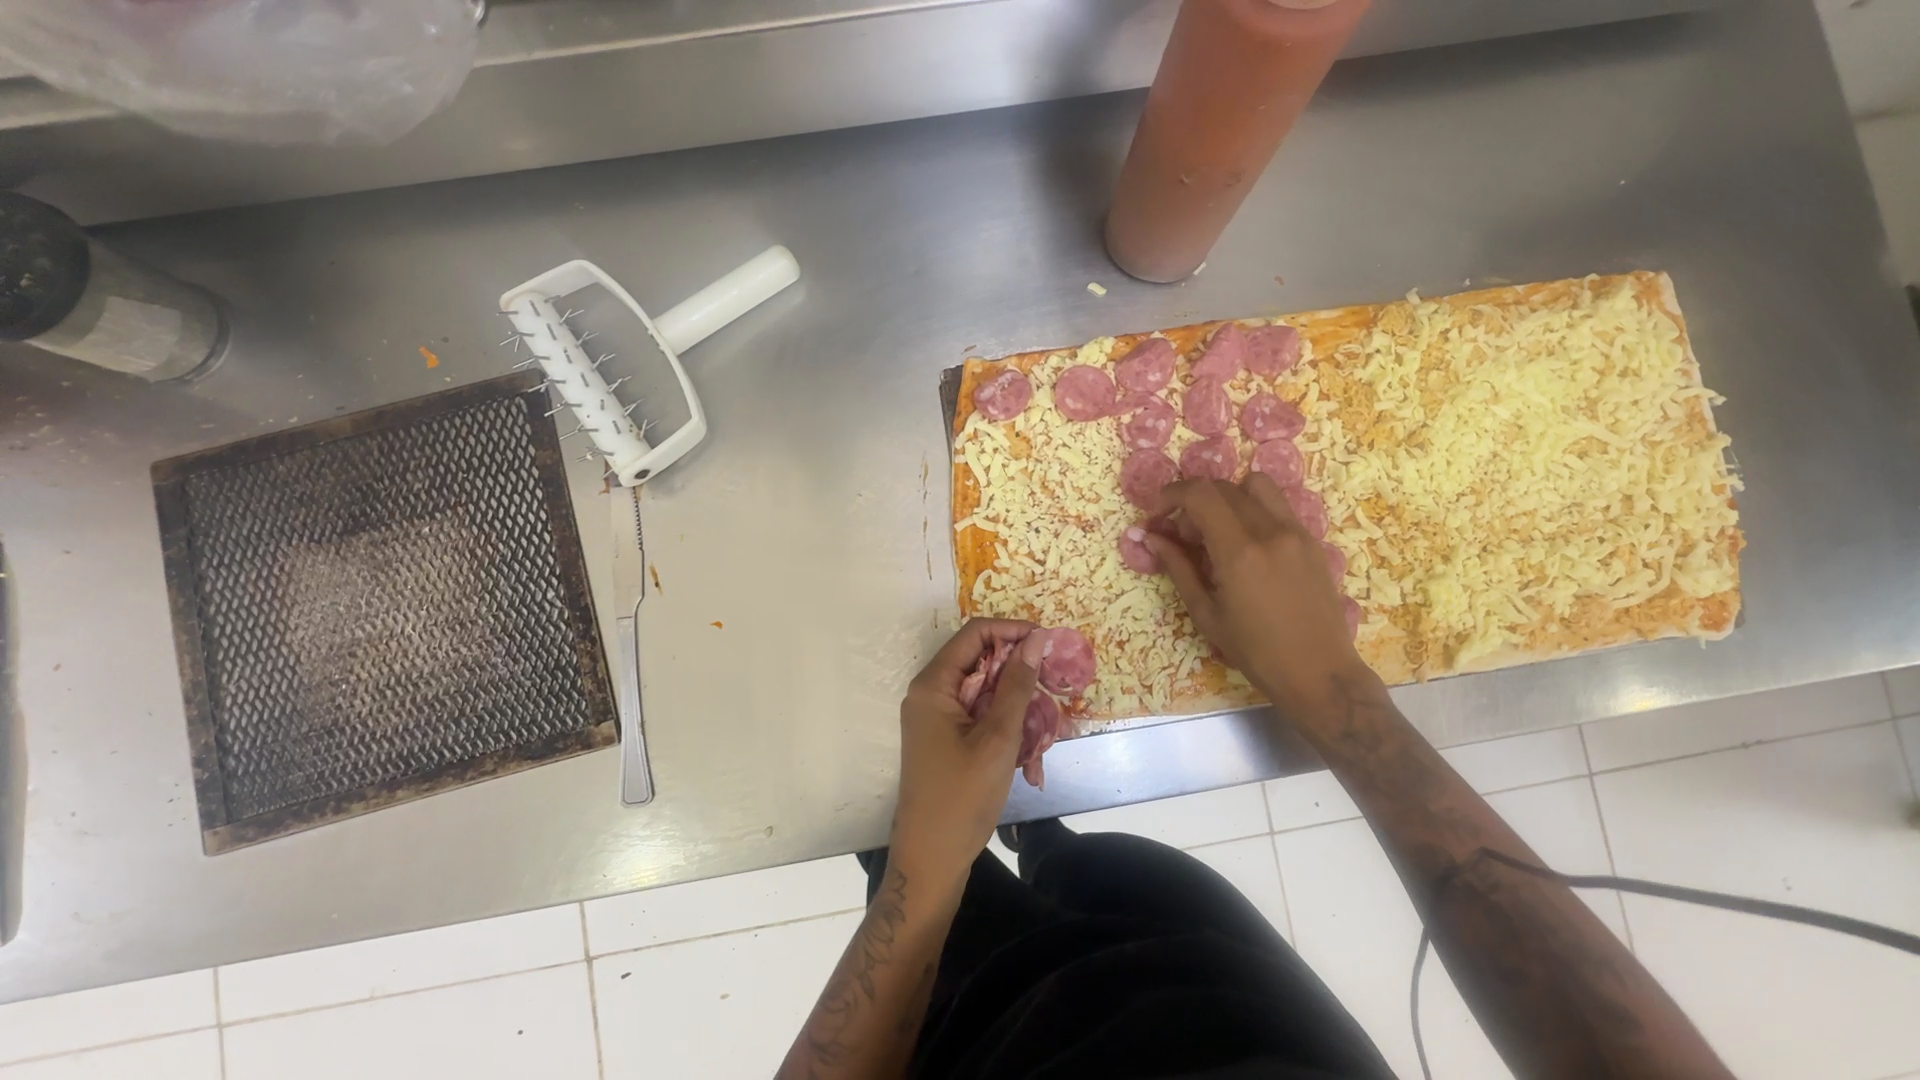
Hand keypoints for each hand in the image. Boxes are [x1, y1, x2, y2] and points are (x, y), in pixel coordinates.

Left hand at [891, 619, 1045, 884]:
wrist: (931, 858)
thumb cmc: (962, 797)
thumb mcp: (998, 738)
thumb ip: (1017, 685)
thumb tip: (1036, 639)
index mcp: (933, 685)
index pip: (975, 634)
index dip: (1013, 631)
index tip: (1049, 644)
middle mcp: (931, 693)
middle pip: (982, 661)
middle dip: (1021, 673)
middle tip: (1055, 690)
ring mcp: (937, 717)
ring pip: (987, 691)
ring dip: (1019, 706)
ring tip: (1046, 733)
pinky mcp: (946, 738)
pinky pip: (982, 716)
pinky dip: (1007, 727)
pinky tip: (1029, 758)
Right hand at [1150, 474, 1372, 719]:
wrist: (1318, 672)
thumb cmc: (1255, 652)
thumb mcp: (1206, 614)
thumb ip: (1178, 567)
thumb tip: (1151, 537)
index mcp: (1239, 552)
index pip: (1200, 494)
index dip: (1171, 495)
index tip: (1157, 514)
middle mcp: (1270, 531)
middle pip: (1224, 487)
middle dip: (1194, 501)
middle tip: (1183, 534)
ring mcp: (1296, 532)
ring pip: (1256, 485)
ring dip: (1229, 496)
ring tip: (1219, 529)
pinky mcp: (1312, 540)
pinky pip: (1279, 506)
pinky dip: (1254, 509)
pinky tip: (1248, 544)